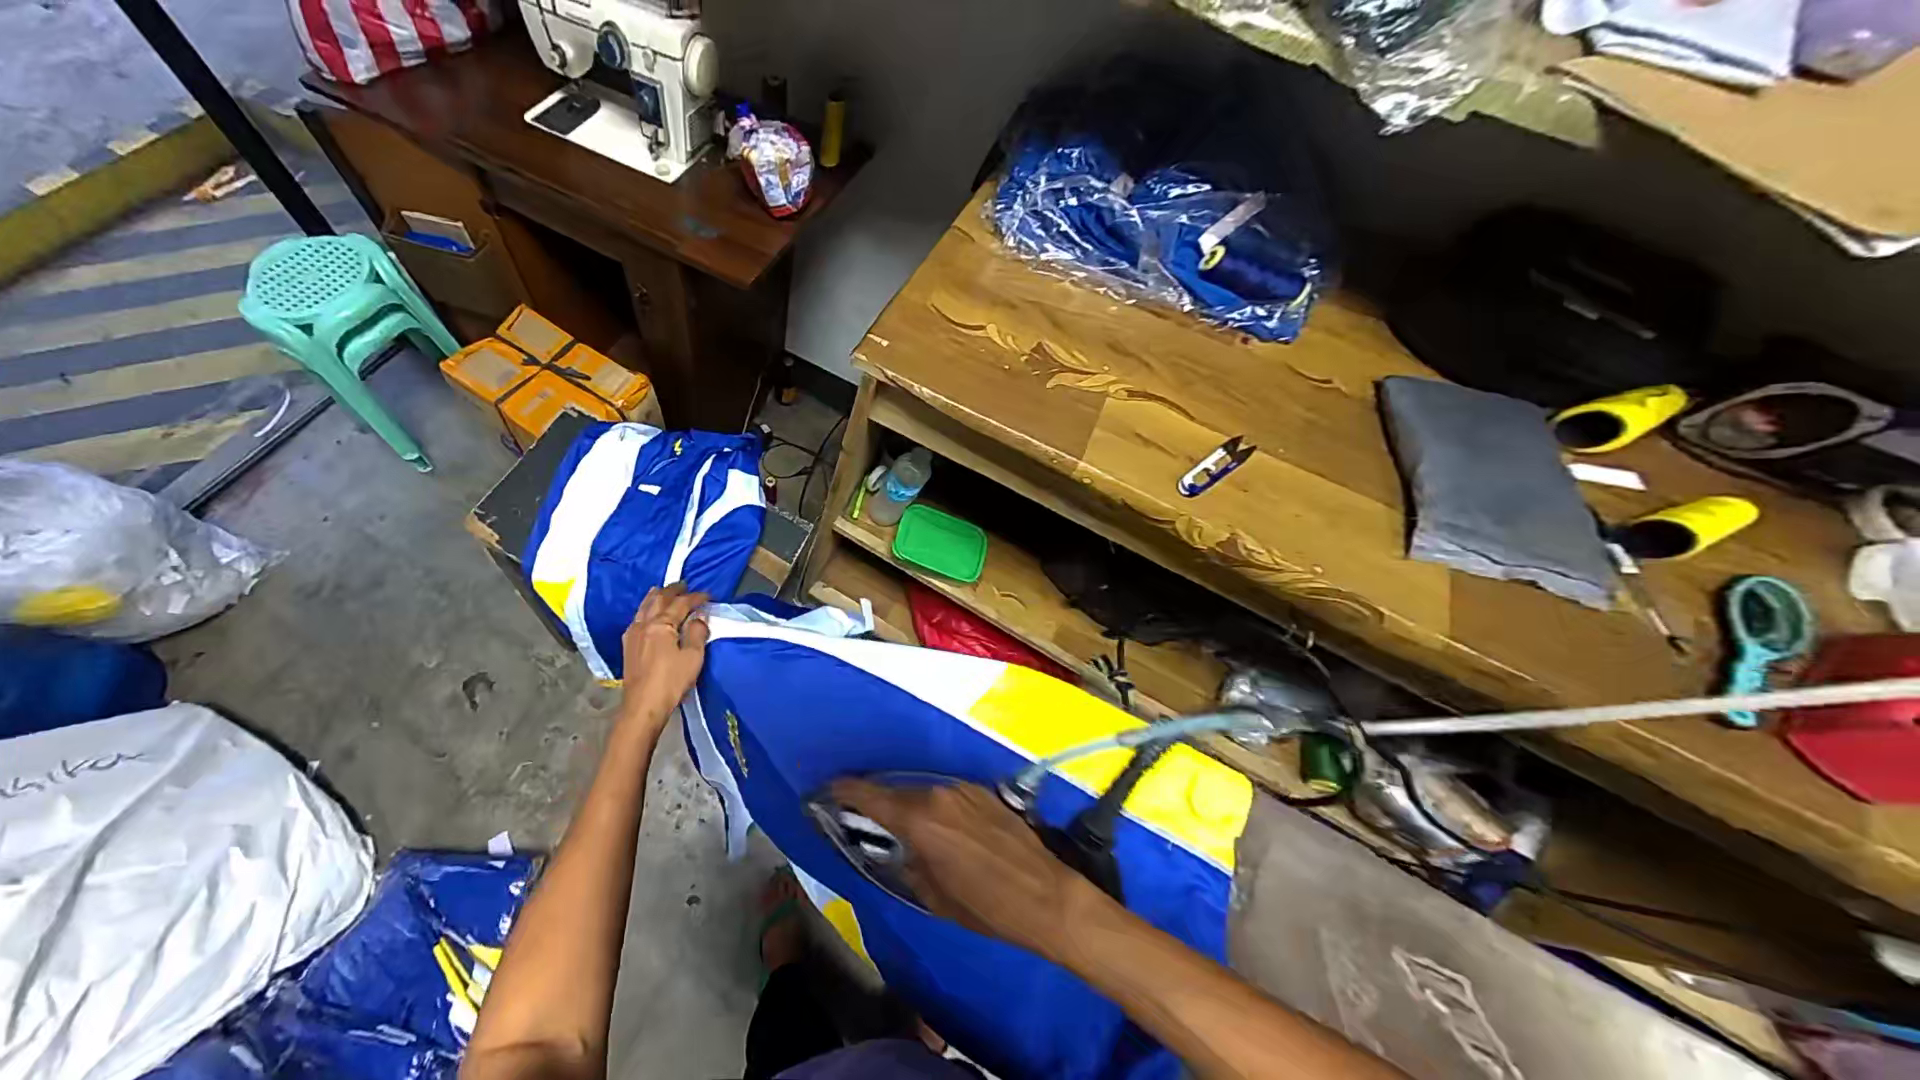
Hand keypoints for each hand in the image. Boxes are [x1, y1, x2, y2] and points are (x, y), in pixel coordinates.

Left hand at [617, 583, 709, 735]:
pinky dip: (646, 608)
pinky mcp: (628, 645)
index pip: (681, 604)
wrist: (643, 706)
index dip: (696, 597)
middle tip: (684, 584)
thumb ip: (697, 633)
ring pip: (644, 607)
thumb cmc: (671, 681)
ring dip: (656, 596)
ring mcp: (632, 634)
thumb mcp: (693, 657)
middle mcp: (644, 624)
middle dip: (673, 590)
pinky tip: (648, 613)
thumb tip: (699, 617)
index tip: (708, 595)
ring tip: (664, 590)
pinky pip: (637, 617)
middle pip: (658, 600)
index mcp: (661, 625)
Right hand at [828, 778, 1108, 961]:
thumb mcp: (935, 896)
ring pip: (925, 792)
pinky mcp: (986, 793)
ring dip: (911, 805)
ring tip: (906, 826)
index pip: (872, 796)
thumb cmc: (986, 906)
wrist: (1047, 897)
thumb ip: (910, 864)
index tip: (830, 788)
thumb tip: (904, 850)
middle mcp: (940, 794)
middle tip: (866, 816)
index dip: (848, 790)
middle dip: (880, 803)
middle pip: (898, 792)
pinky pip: (949, 796)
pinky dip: (937, 807)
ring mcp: (966, 790)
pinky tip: (943, 828)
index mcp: (921, 819)